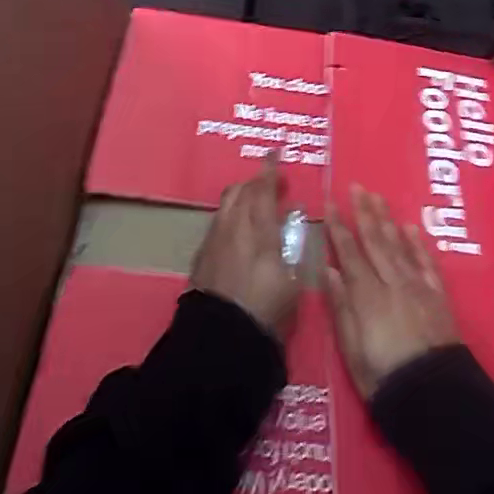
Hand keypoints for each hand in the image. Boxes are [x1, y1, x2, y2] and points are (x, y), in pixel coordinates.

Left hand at [190, 162, 300, 337]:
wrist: (220, 340)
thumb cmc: (266, 311)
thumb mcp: (292, 280)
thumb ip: (292, 244)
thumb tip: (291, 217)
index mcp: (258, 233)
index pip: (262, 191)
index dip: (269, 171)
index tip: (275, 153)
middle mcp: (232, 230)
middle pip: (238, 192)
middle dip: (254, 181)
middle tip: (270, 182)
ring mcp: (212, 244)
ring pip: (224, 206)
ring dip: (240, 197)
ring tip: (254, 204)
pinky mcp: (200, 259)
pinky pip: (217, 224)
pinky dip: (230, 217)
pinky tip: (238, 230)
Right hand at [325, 186, 459, 398]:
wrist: (431, 391)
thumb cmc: (382, 377)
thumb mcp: (351, 349)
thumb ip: (341, 307)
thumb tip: (329, 271)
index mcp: (367, 296)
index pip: (349, 254)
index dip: (339, 228)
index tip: (331, 204)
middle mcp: (392, 283)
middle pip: (376, 241)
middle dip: (365, 213)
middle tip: (358, 187)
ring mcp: (417, 286)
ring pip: (399, 245)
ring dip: (388, 220)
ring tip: (379, 198)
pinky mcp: (436, 294)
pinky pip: (424, 262)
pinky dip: (417, 243)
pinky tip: (410, 228)